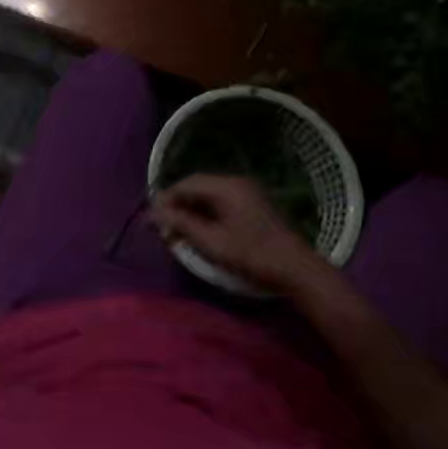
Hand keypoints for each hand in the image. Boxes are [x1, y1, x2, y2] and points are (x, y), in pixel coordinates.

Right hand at [150, 173, 331, 294]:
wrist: (295, 267)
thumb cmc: (252, 255)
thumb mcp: (212, 242)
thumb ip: (182, 224)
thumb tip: (153, 213)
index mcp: (226, 186)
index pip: (187, 183)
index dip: (166, 199)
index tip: (152, 219)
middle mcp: (237, 181)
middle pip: (198, 185)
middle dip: (178, 204)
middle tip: (164, 228)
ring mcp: (248, 191)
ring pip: (210, 193)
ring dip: (192, 209)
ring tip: (179, 231)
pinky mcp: (253, 203)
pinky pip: (222, 200)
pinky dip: (207, 212)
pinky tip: (201, 230)